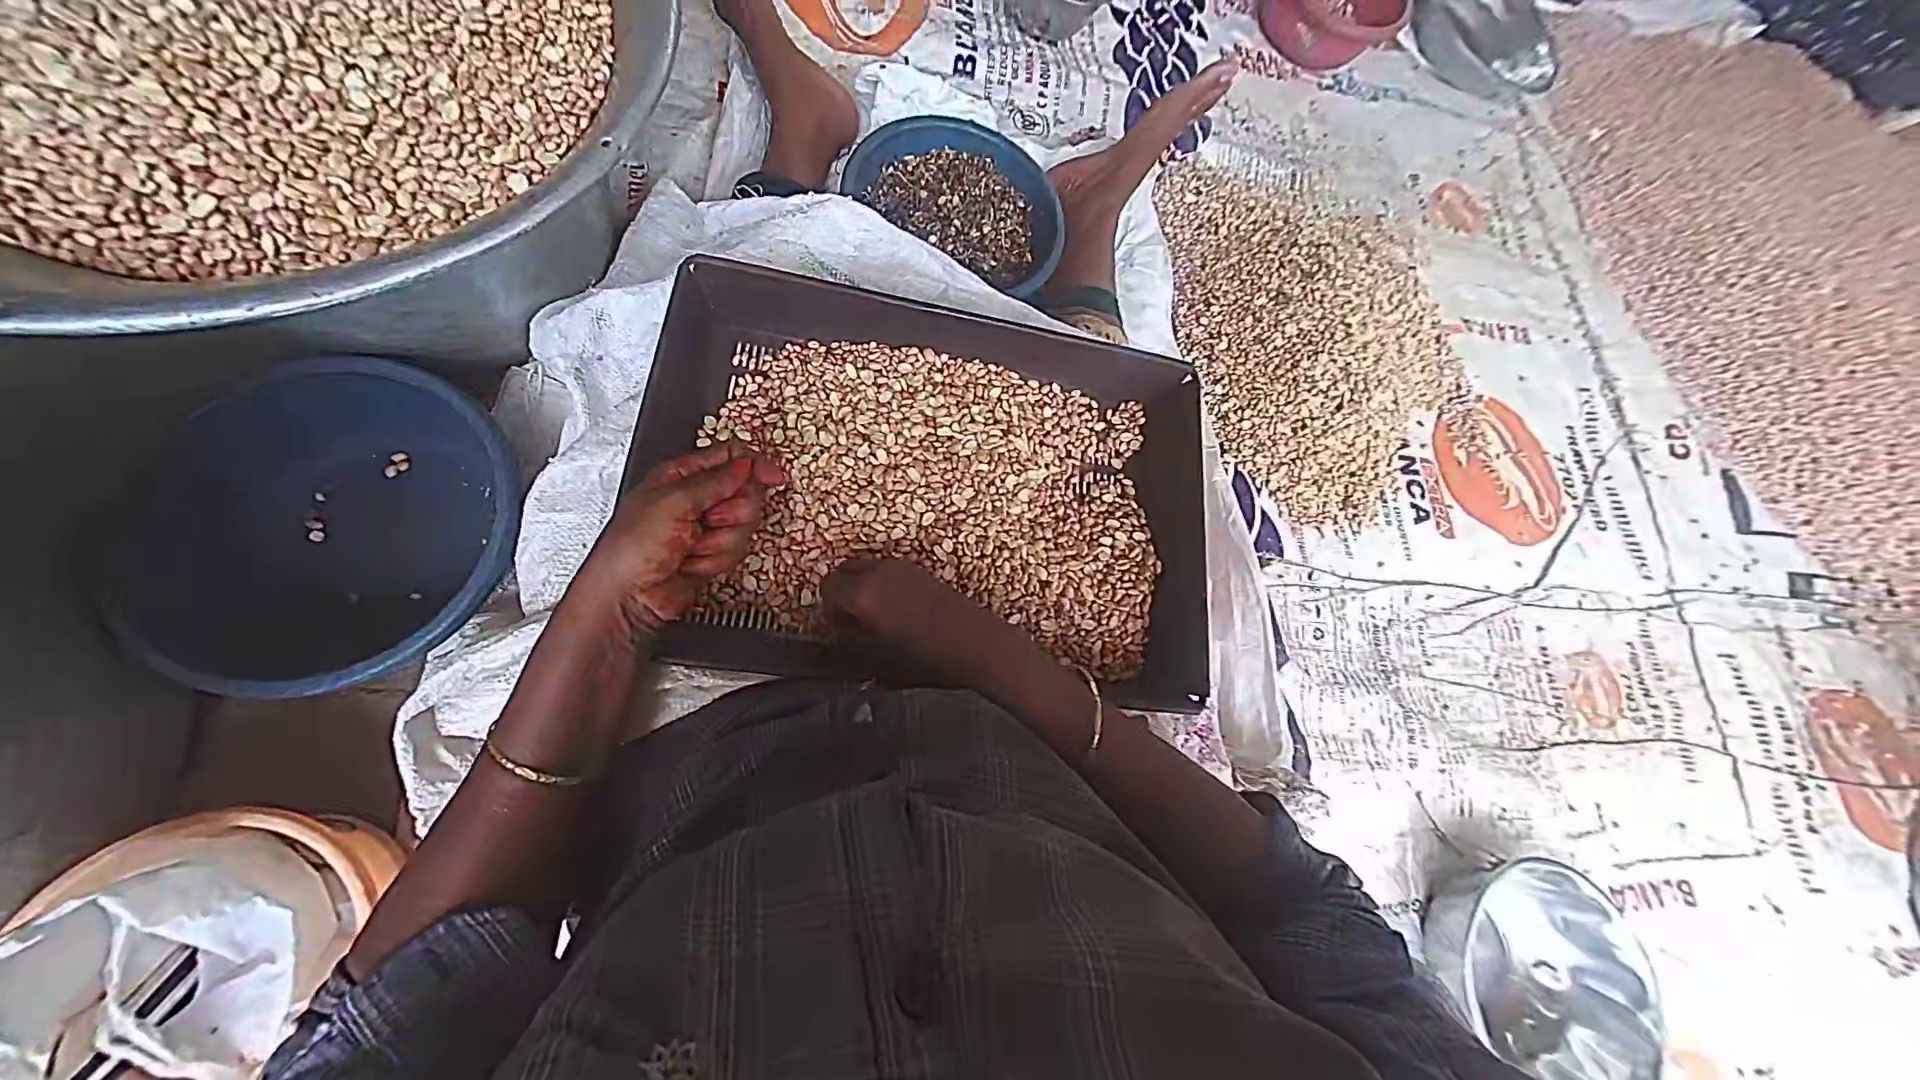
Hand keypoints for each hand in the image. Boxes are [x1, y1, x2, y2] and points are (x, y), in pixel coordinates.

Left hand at [573, 443, 787, 633]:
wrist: (628, 597)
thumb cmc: (633, 547)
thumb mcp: (674, 501)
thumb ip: (715, 481)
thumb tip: (746, 464)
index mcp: (681, 476)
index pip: (730, 458)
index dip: (754, 465)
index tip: (774, 476)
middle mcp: (696, 499)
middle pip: (745, 493)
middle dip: (733, 512)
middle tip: (709, 520)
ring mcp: (706, 528)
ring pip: (744, 525)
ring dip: (720, 540)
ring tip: (691, 547)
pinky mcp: (713, 553)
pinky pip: (736, 550)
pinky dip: (715, 559)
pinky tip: (692, 563)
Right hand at [820, 558, 1041, 689]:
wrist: (980, 647)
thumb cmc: (927, 659)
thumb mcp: (878, 659)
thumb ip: (850, 642)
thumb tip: (838, 635)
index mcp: (865, 591)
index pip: (828, 587)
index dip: (828, 610)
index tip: (836, 631)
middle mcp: (882, 571)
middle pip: (845, 570)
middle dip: (841, 593)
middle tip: (849, 623)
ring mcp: (905, 568)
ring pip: (868, 568)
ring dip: (862, 587)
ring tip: (873, 621)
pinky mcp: (923, 573)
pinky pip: (888, 572)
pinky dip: (882, 586)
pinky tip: (896, 615)